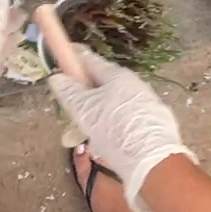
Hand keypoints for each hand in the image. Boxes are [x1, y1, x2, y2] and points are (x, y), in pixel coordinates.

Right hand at [48, 49, 194, 211]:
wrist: (152, 159)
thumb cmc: (115, 128)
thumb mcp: (85, 110)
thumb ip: (69, 93)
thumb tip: (57, 77)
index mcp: (117, 76)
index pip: (90, 60)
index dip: (74, 56)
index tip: (64, 52)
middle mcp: (133, 85)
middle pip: (100, 87)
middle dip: (81, 101)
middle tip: (68, 116)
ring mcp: (144, 104)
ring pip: (110, 107)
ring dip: (93, 119)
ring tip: (81, 139)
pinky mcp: (150, 123)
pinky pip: (123, 121)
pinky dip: (109, 129)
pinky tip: (104, 145)